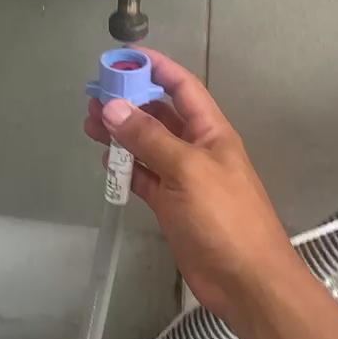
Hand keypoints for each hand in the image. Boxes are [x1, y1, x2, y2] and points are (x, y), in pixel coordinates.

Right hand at [83, 48, 305, 326]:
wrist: (247, 282)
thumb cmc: (225, 216)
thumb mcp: (187, 169)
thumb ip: (149, 138)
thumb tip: (114, 107)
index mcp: (209, 130)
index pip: (181, 86)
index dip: (156, 67)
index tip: (125, 56)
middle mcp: (195, 147)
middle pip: (158, 114)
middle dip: (128, 101)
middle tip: (94, 96)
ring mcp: (182, 176)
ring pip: (146, 145)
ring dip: (121, 133)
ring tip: (90, 124)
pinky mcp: (171, 204)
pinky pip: (143, 175)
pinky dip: (124, 167)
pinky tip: (105, 160)